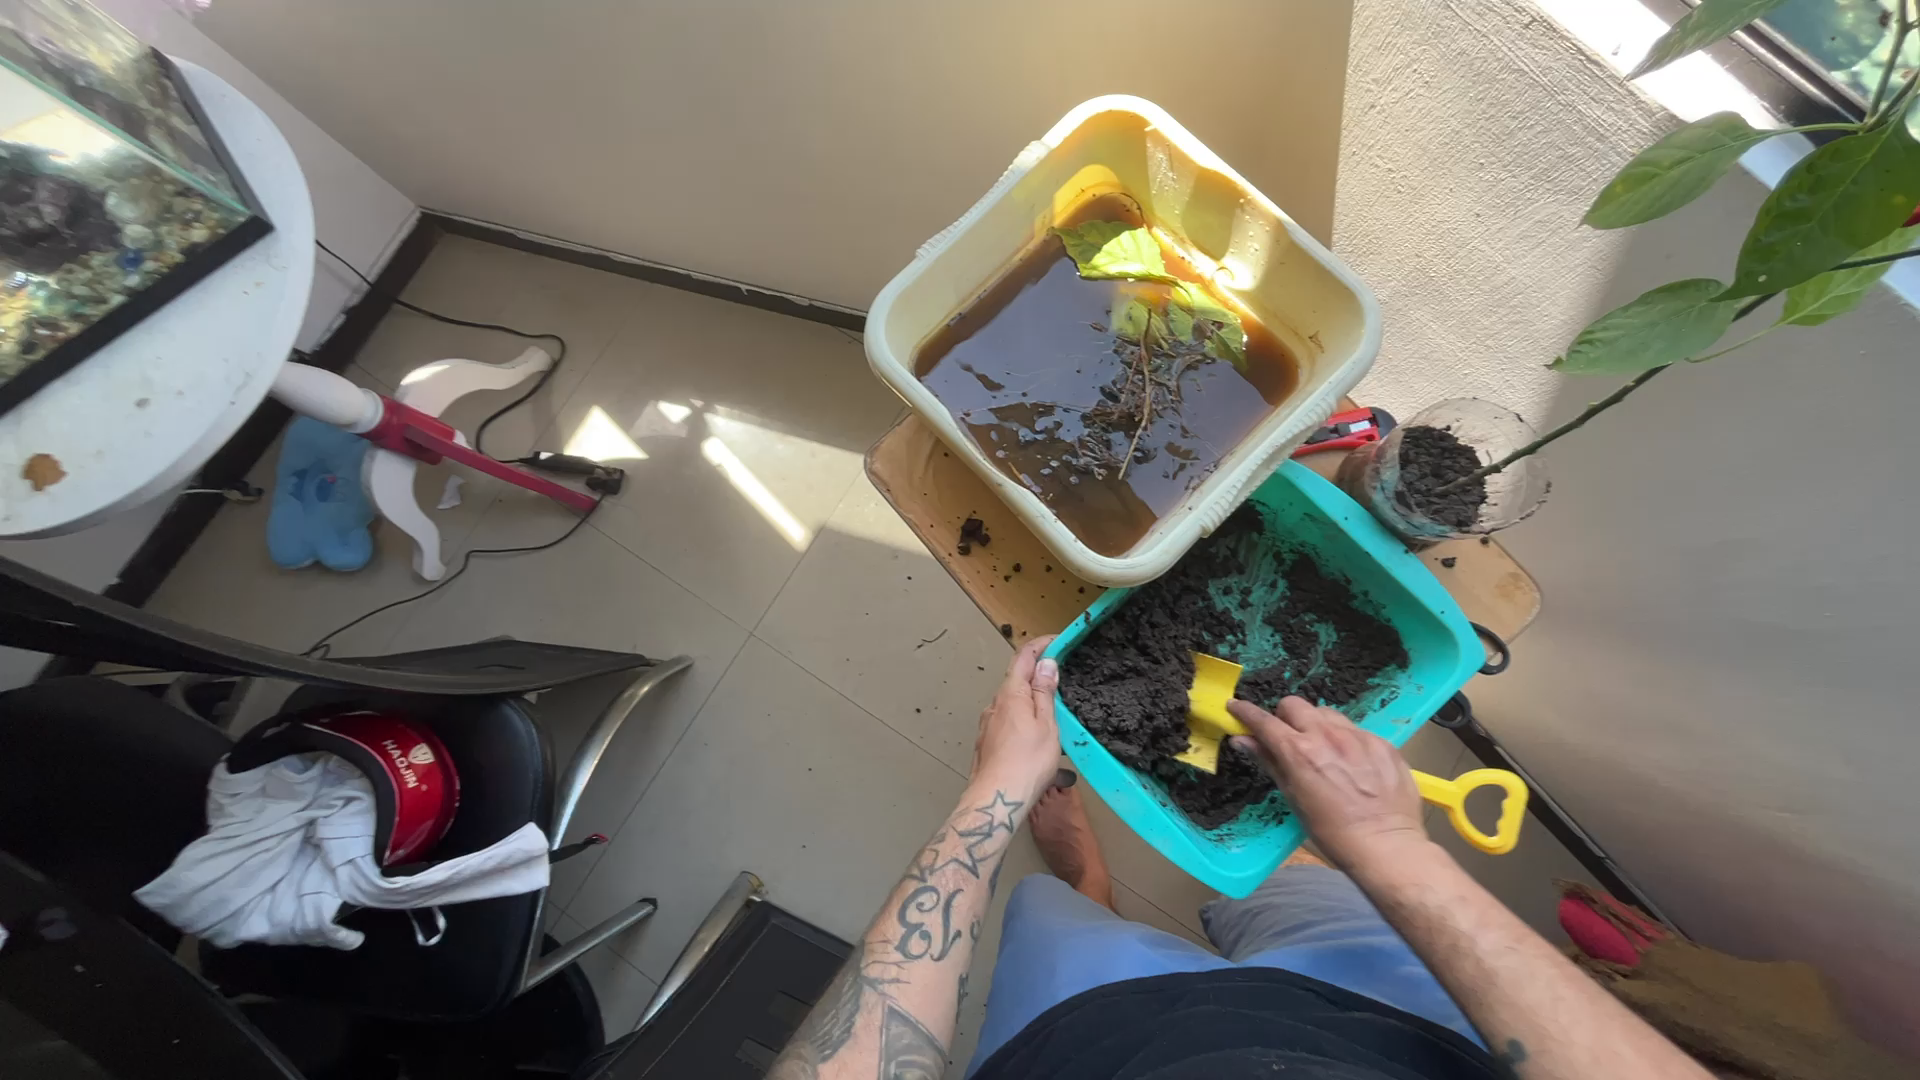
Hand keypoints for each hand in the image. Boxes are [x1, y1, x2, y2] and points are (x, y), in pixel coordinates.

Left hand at [971, 635, 1060, 802]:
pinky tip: (1033, 736)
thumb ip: (1045, 692)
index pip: (1023, 657)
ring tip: (1051, 712)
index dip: (1040, 645)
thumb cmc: (1028, 761)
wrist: (998, 798)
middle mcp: (994, 705)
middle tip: (1059, 677)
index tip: (1057, 640)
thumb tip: (1046, 664)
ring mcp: (988, 724)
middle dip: (1036, 674)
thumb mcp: (1047, 724)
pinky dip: (1022, 717)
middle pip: (1015, 679)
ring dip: (1029, 699)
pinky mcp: (986, 743)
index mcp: (1010, 694)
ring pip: (1011, 702)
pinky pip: (1007, 720)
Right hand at [1228, 697, 1427, 870]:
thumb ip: (1268, 761)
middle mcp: (1326, 735)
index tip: (1235, 707)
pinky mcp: (1382, 743)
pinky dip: (1346, 739)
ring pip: (1326, 713)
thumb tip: (1241, 740)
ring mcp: (1357, 737)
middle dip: (1284, 716)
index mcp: (1298, 751)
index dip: (1244, 711)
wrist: (1387, 847)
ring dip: (1317, 724)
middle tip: (1289, 738)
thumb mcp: (1293, 797)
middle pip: (1294, 704)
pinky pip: (1356, 729)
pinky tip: (1353, 763)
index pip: (1262, 720)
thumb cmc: (1331, 831)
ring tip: (1324, 749)